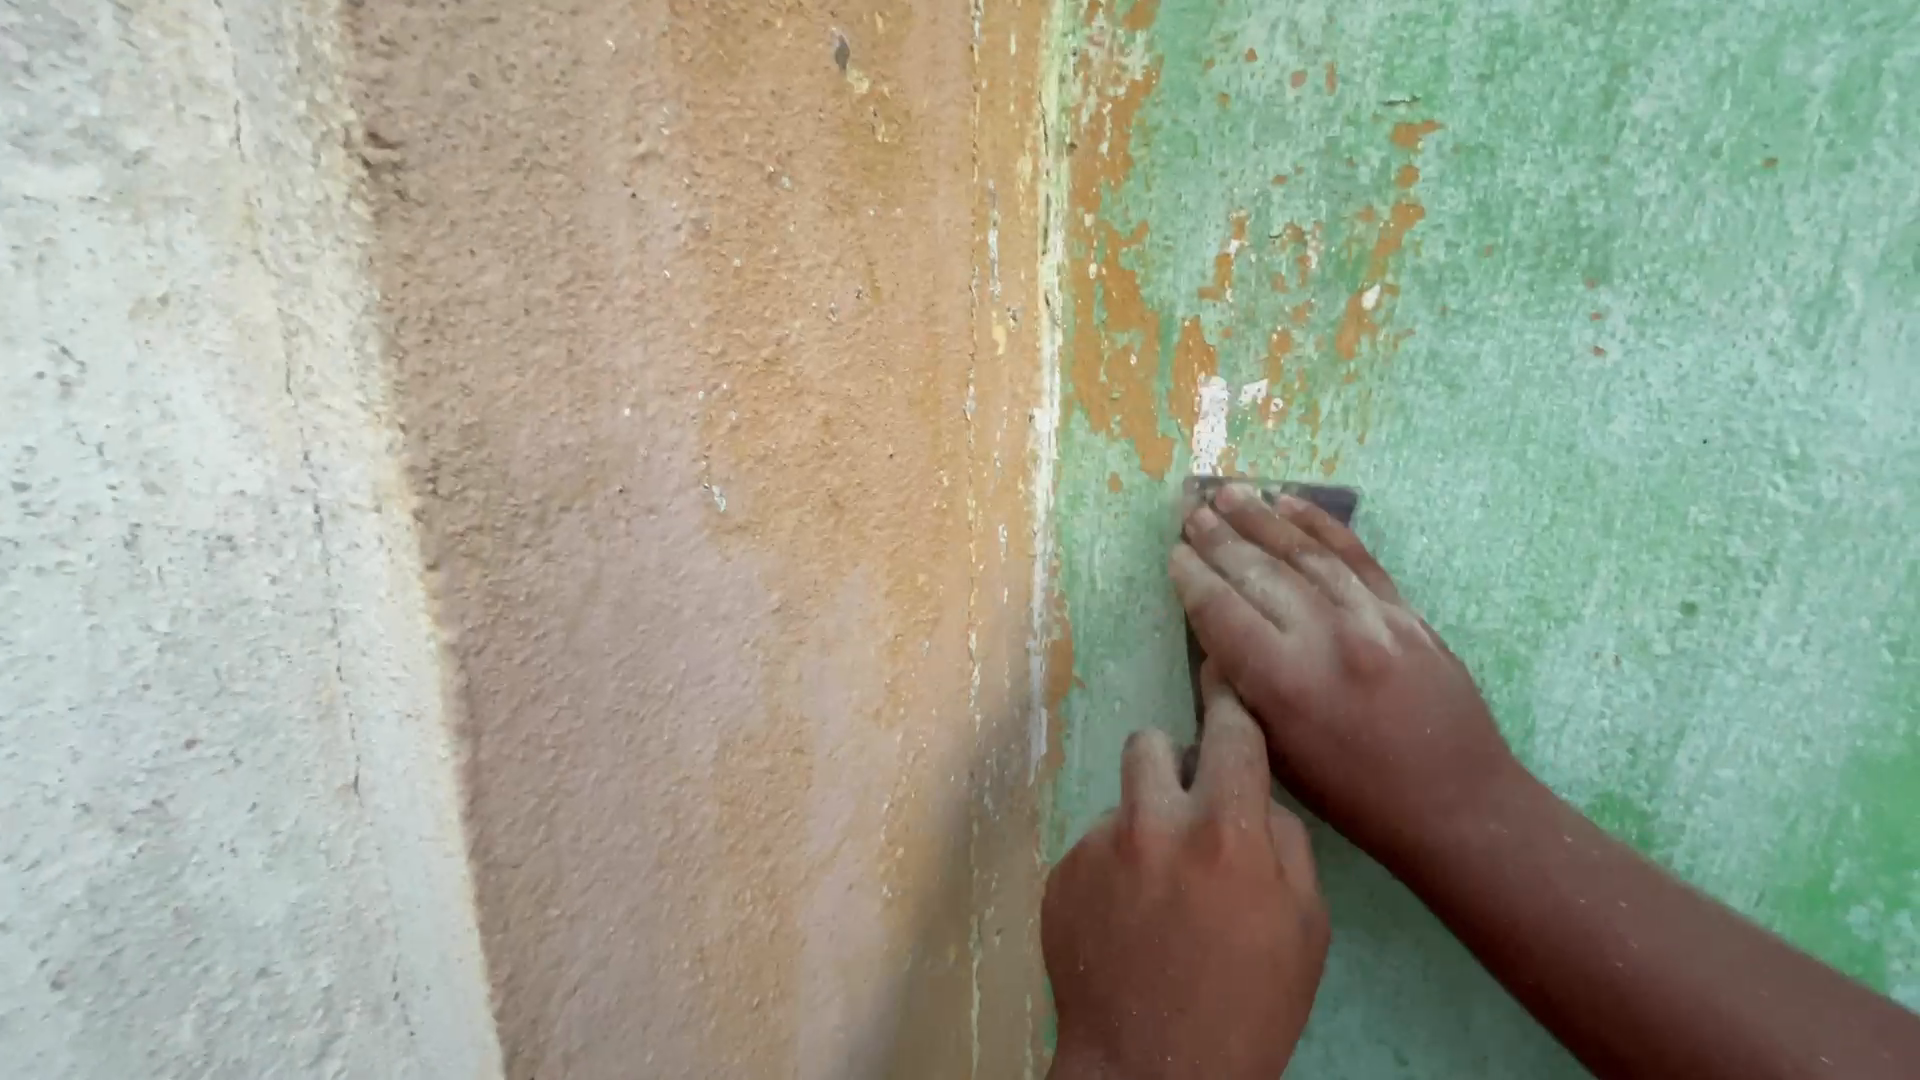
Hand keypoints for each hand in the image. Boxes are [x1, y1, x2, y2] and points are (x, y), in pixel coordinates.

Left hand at [1042, 666, 1327, 1079]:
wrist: (1151, 1071)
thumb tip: (1252, 791)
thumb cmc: (1247, 1007)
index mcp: (1225, 834)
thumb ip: (1283, 839)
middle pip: (1152, 741)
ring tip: (1158, 871)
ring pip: (1123, 792)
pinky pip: (1096, 839)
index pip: (1230, 732)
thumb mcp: (1304, 928)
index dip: (1231, 705)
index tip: (1226, 686)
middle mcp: (1153, 823)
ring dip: (1145, 812)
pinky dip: (1115, 860)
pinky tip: (1127, 911)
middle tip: (1189, 806)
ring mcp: (1099, 844)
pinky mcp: (1063, 868)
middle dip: (1176, 764)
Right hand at [1167, 484, 1521, 862]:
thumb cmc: (1350, 793)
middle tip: (1189, 509)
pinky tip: (1291, 503)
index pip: (1222, 611)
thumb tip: (1214, 638)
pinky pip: (1355, 556)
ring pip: (1304, 554)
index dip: (1192, 578)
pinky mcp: (1404, 612)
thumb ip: (1236, 689)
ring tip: (1229, 492)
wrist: (1457, 804)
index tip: (1173, 553)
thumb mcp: (1273, 754)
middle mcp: (1326, 638)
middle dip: (1218, 538)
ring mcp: (1371, 619)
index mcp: (1284, 682)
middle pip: (1258, 573)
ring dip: (1261, 519)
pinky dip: (1320, 525)